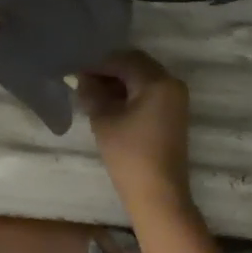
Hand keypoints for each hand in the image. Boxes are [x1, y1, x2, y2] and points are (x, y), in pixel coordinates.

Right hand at [76, 50, 192, 217]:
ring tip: (93, 94)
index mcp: (157, 81)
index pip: (123, 59)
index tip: (75, 72)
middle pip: (136, 65)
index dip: (98, 63)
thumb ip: (92, 93)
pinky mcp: (173, 113)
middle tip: (83, 81)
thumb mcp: (104, 120)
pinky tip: (110, 104)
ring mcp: (176, 99)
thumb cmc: (129, 155)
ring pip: (143, 78)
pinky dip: (130, 93)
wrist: (158, 193)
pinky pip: (150, 92)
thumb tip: (83, 78)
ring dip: (119, 81)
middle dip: (109, 70)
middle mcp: (172, 83)